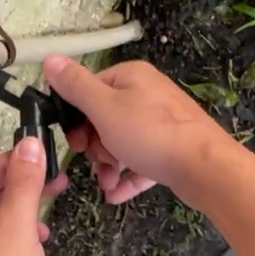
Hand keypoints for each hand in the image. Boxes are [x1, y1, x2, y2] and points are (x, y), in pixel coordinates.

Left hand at [0, 138, 65, 255]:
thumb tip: (27, 143)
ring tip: (47, 224)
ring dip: (20, 215)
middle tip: (57, 185)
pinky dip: (13, 238)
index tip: (47, 159)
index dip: (15, 162)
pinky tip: (35, 247)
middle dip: (21, 190)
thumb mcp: (19, 224)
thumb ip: (24, 181)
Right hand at [44, 56, 234, 204]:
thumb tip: (50, 60)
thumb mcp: (105, 107)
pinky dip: (128, 177)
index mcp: (130, 77)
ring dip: (109, 165)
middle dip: (96, 146)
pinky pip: (142, 162)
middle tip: (97, 161)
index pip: (90, 89)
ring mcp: (162, 123)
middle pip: (106, 118)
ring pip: (123, 143)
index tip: (75, 142)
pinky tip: (115, 195)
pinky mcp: (172, 150)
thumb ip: (76, 86)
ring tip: (107, 184)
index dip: (77, 117)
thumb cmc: (150, 133)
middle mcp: (148, 94)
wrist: (204, 166)